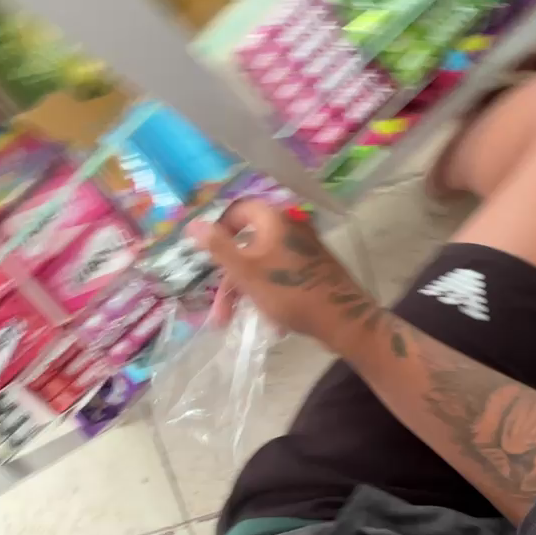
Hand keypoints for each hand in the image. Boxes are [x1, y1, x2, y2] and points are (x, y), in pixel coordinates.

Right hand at [186, 200, 383, 350]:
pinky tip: (272, 322)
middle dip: (231, 281)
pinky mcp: (315, 268)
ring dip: (248, 293)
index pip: (238, 211)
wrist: (342, 319)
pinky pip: (284, 275)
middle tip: (221, 313)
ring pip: (265, 265)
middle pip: (249, 246)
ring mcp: (306, 248)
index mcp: (274, 220)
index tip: (208, 258)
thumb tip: (192, 223)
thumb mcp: (246, 272)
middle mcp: (292, 227)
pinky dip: (271, 294)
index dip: (219, 231)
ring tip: (241, 323)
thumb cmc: (290, 293)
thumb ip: (218, 247)